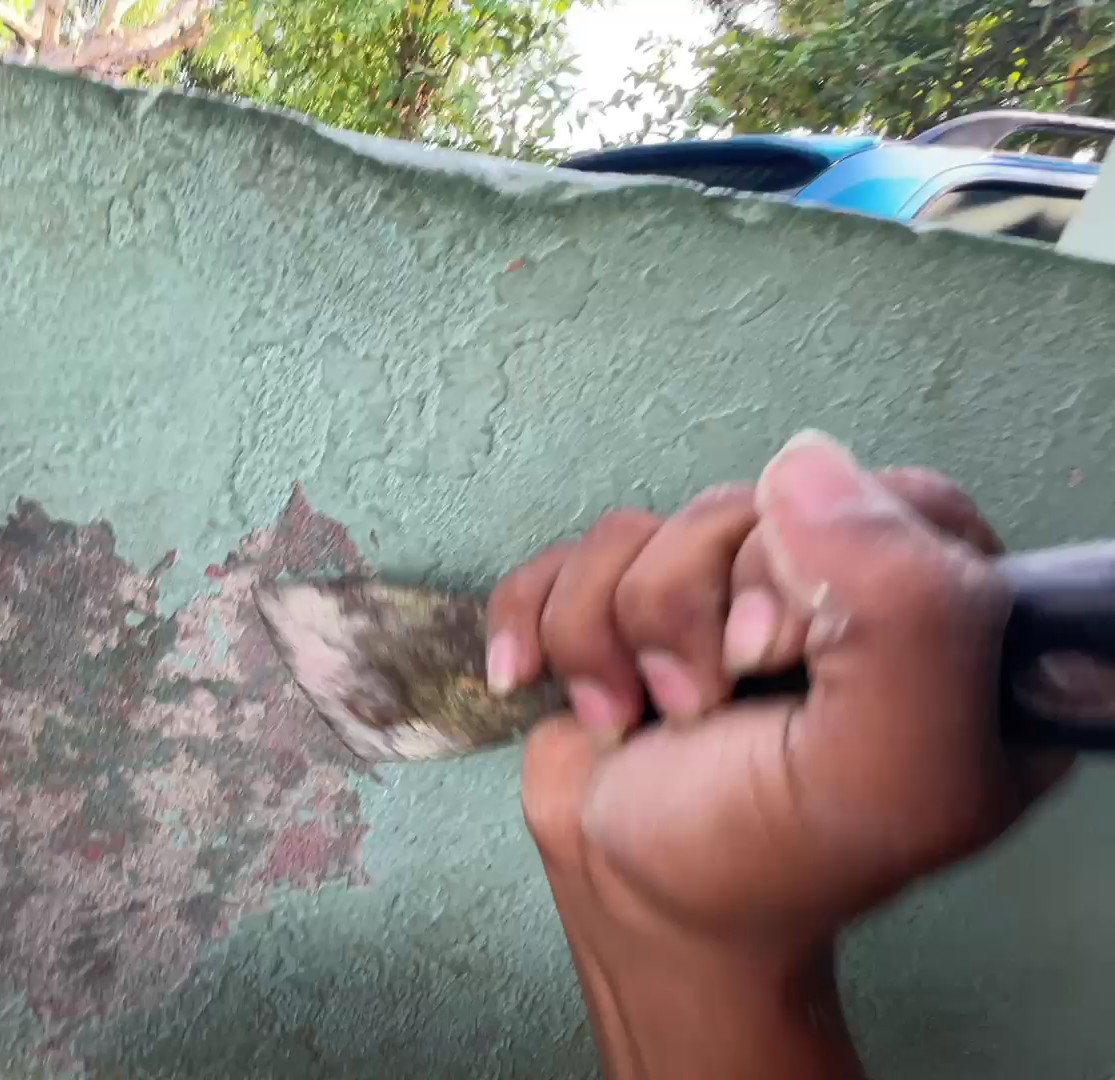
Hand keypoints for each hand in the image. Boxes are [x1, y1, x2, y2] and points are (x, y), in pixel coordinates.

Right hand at [489, 431, 1073, 1079]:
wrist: (632, 891)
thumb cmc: (764, 849)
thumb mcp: (884, 769)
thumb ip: (905, 617)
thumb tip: (803, 459)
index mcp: (921, 617)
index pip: (867, 499)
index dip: (790, 565)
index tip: (763, 661)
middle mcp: (801, 588)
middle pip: (715, 514)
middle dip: (671, 620)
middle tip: (688, 708)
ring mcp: (689, 595)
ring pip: (617, 537)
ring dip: (593, 639)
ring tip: (621, 717)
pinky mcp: (598, 607)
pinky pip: (544, 565)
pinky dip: (524, 625)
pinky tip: (529, 680)